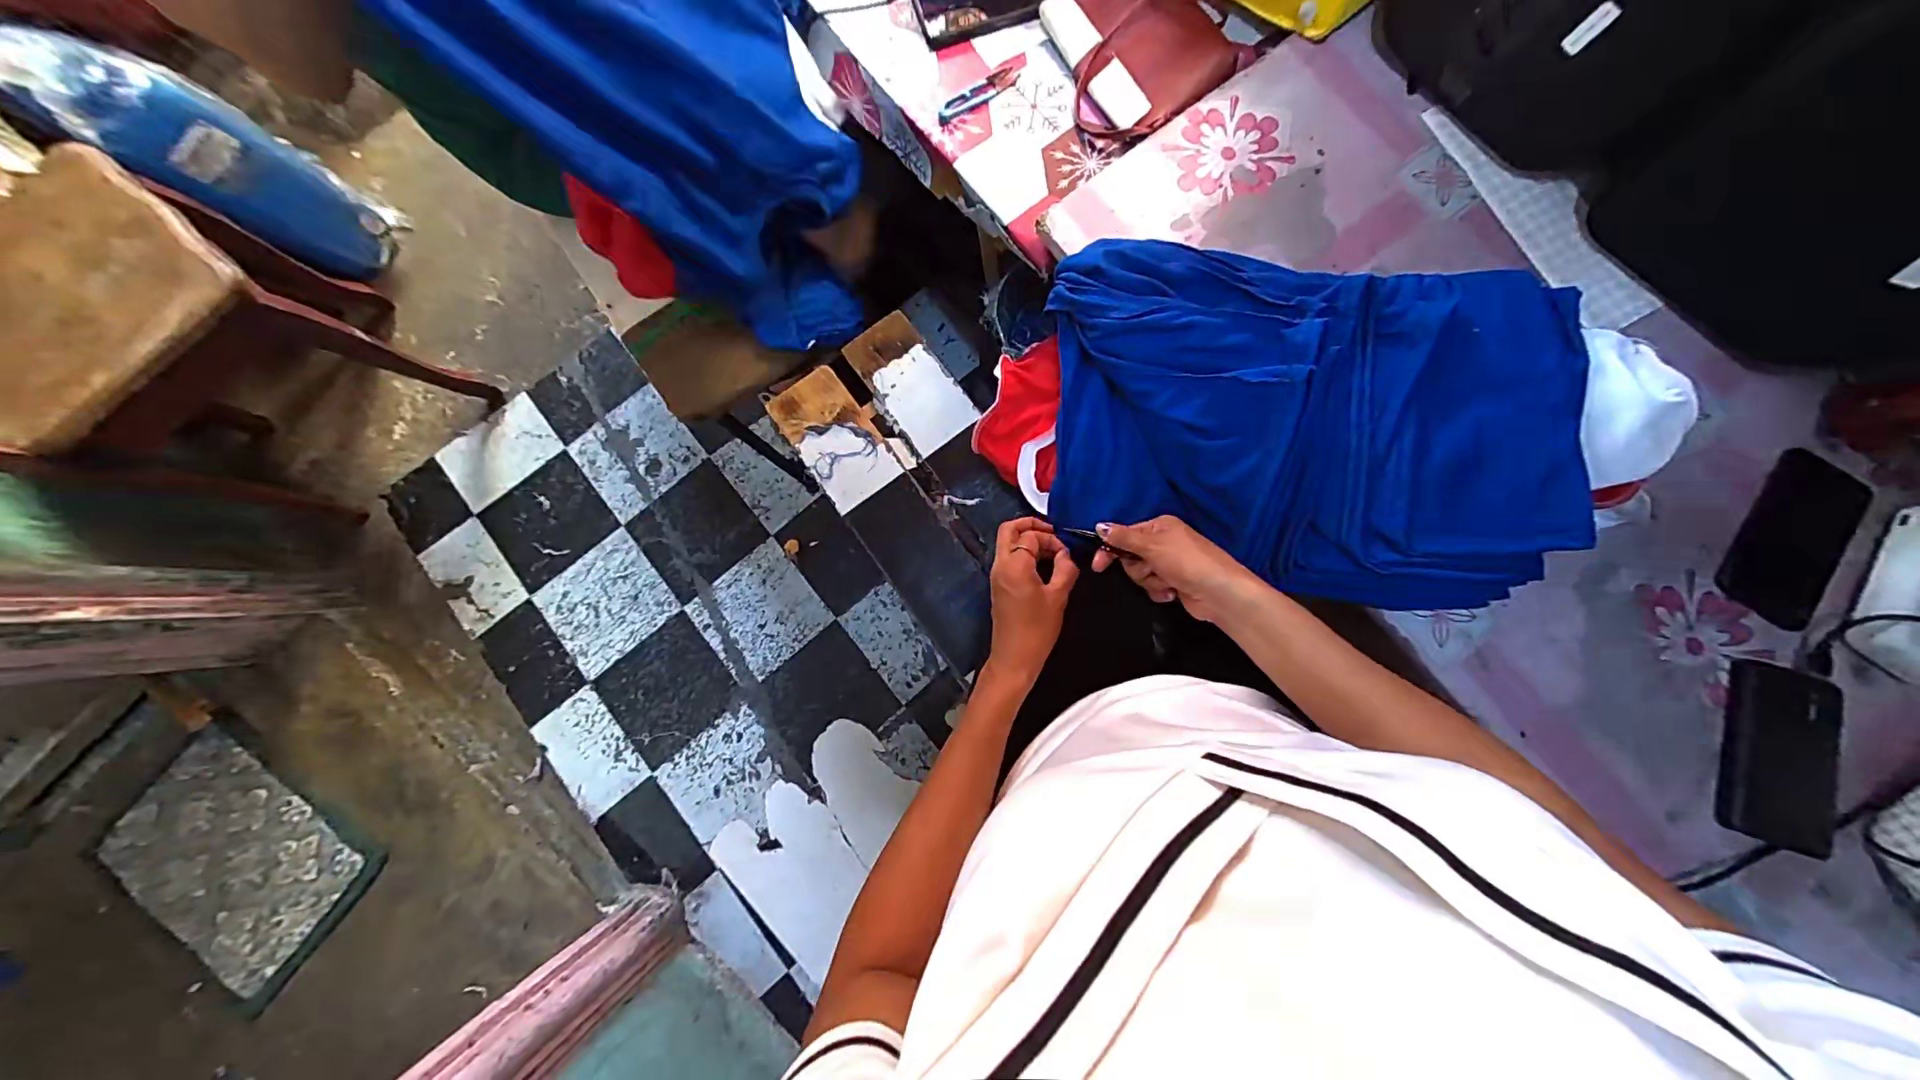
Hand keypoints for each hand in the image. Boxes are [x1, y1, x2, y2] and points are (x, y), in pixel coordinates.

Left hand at [985, 517, 1078, 684]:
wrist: (1014, 657)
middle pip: (1008, 529)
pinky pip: (1008, 557)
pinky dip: (1023, 552)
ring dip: (1027, 539)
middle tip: (1052, 532)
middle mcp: (1000, 565)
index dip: (1051, 538)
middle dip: (1030, 525)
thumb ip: (1065, 569)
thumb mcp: (1058, 597)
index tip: (1066, 552)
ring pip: (1006, 542)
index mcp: (1013, 564)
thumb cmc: (1037, 629)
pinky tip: (1042, 562)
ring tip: (1051, 548)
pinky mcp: (998, 584)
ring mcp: (996, 574)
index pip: (1030, 536)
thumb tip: (1066, 554)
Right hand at [1091, 516, 1260, 623]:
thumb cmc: (1187, 562)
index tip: (1098, 566)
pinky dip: (1160, 590)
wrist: (1218, 592)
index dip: (1111, 550)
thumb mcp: (1152, 546)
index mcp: (1159, 526)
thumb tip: (1099, 526)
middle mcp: (1163, 542)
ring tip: (1168, 582)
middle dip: (1138, 568)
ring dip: (1150, 581)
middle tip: (1152, 570)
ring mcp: (1169, 563)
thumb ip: (1123, 537)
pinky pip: (1153, 586)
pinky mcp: (1173, 582)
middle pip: (1131, 556)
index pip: (1125, 535)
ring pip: (1140, 574)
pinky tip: (1173, 591)